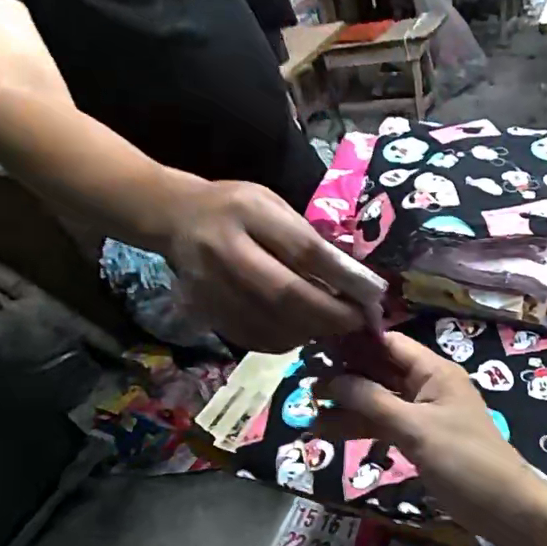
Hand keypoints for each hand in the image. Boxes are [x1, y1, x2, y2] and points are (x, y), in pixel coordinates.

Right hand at [167, 181, 368, 350]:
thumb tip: (352, 279)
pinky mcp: (205, 312)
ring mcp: (210, 287)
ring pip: (271, 324)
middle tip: (357, 321)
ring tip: (332, 326)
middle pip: (286, 295)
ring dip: (311, 331)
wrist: (174, 218)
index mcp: (247, 213)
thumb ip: (306, 238)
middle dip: (330, 314)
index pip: (303, 250)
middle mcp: (225, 251)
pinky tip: (300, 331)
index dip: (343, 277)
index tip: (371, 294)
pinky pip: (254, 339)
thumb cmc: (234, 207)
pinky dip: (285, 341)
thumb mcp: (272, 205)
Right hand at [321, 333, 546, 545]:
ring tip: (309, 411)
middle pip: (380, 371)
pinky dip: (360, 427)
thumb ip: (372, 402)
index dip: (355, 342)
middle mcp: (427, 385)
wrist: (504, 507)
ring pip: (378, 400)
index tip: (318, 345)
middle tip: (305, 384)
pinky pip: (384, 424)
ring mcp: (422, 413)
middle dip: (346, 376)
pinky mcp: (419, 438)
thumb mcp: (415, 429)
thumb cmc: (464, 460)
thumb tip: (332, 379)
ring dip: (348, 405)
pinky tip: (328, 432)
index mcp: (434, 371)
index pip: (389, 343)